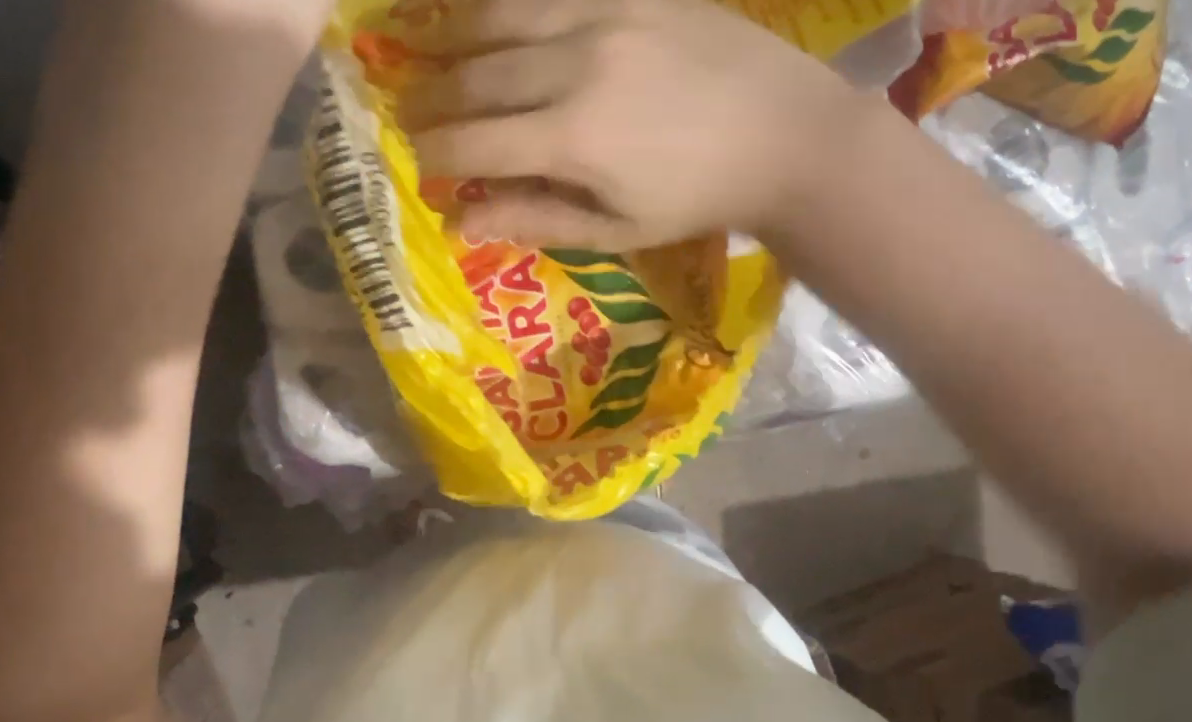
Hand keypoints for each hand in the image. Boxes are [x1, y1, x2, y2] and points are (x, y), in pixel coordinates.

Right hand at [396, 0, 864, 250]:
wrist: (785, 134)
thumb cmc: (695, 199)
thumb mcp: (613, 229)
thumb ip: (534, 218)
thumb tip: (461, 219)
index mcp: (571, 138)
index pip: (473, 141)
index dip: (432, 150)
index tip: (413, 156)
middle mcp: (577, 65)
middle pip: (476, 74)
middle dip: (431, 94)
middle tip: (406, 106)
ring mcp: (607, 16)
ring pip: (503, 14)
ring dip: (455, 32)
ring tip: (428, 44)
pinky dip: (510, 3)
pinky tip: (492, 15)